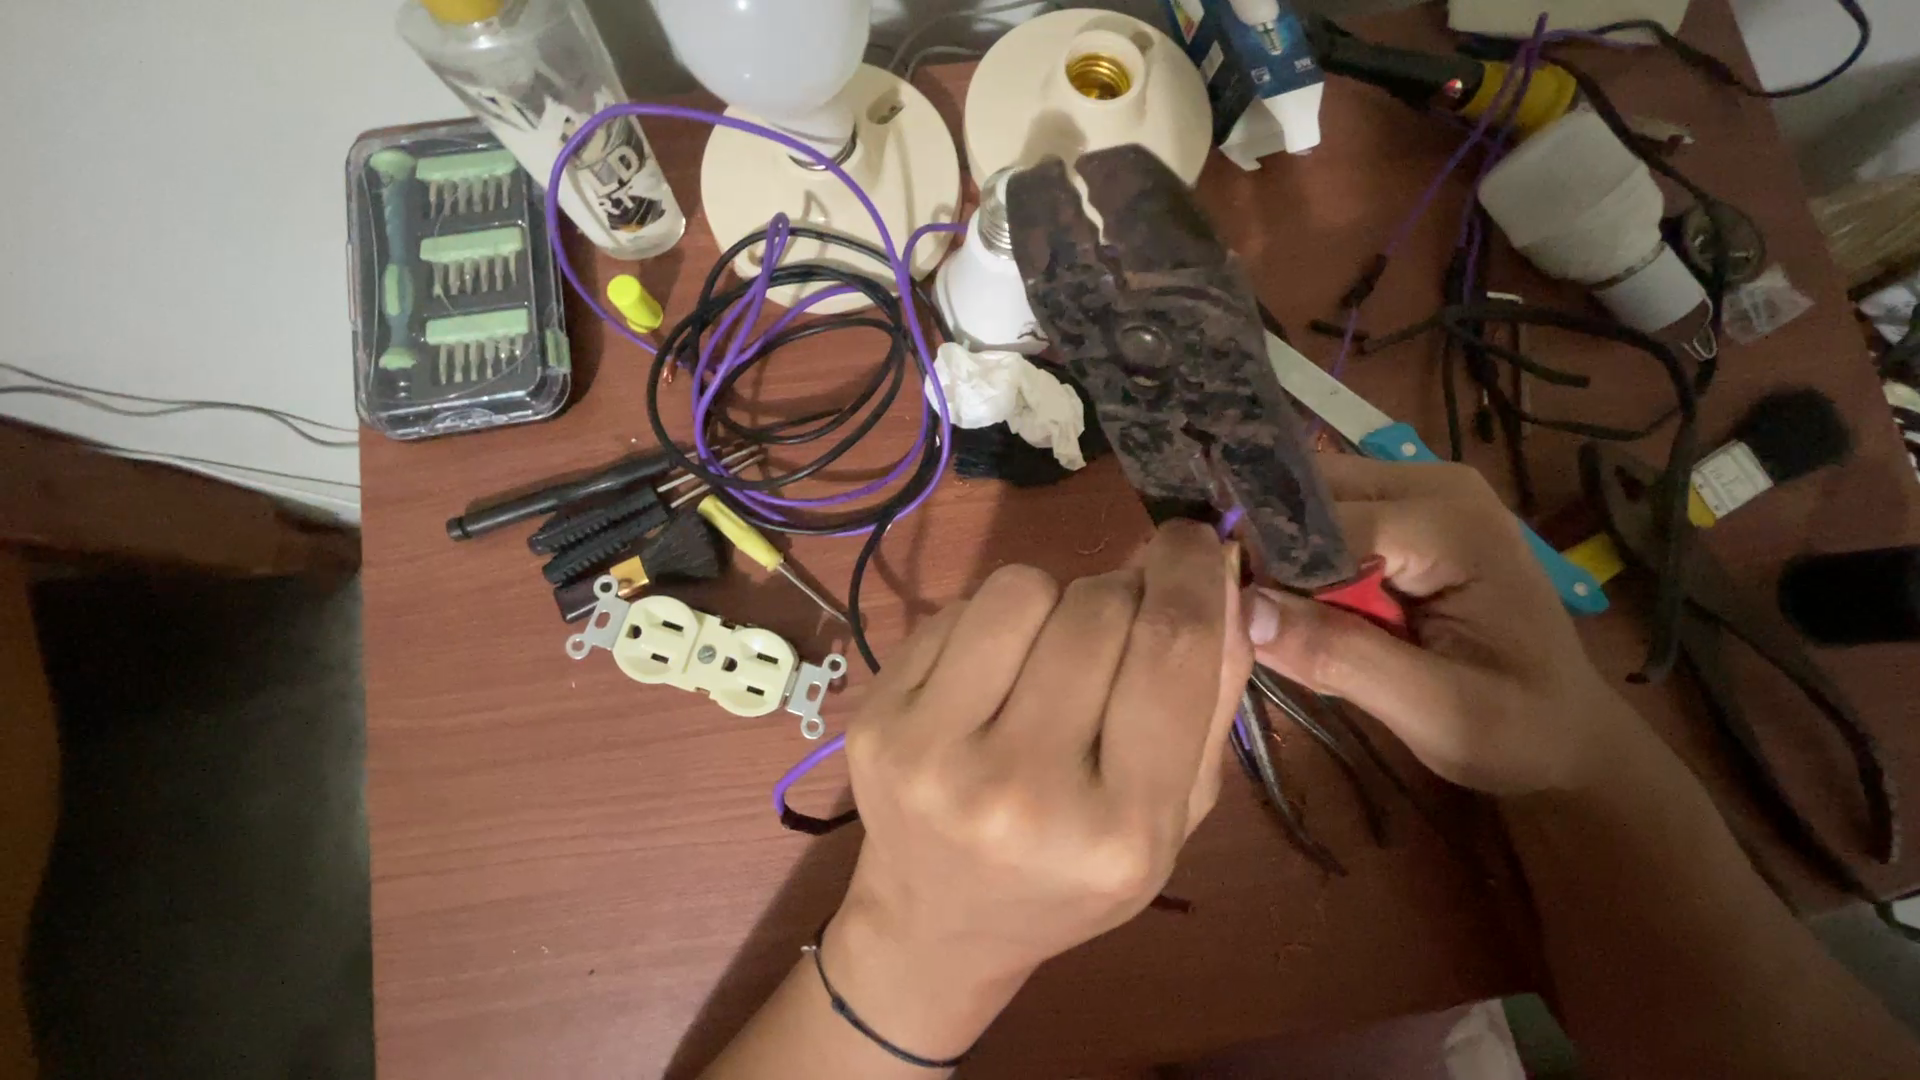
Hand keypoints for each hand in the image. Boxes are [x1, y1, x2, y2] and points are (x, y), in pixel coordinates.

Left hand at [823, 521, 1249, 1058]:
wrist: (939, 923)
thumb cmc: (1070, 876)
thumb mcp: (1173, 818)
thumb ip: (1210, 698)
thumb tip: (1220, 577)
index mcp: (1119, 829)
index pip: (1172, 649)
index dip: (1191, 573)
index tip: (1194, 540)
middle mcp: (1021, 790)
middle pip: (1096, 607)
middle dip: (1124, 592)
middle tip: (1119, 625)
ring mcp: (933, 752)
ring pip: (1020, 588)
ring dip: (1053, 600)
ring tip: (1049, 653)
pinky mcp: (877, 719)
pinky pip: (958, 608)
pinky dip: (991, 621)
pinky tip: (991, 675)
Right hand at [1244, 455, 1635, 795]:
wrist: (1565, 734)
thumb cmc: (1517, 729)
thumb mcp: (1435, 712)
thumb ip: (1342, 658)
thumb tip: (1244, 610)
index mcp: (1450, 521)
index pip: (1320, 523)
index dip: (1270, 570)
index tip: (1237, 623)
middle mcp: (1427, 484)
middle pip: (1302, 494)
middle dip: (1265, 554)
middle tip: (1250, 621)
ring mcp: (1411, 492)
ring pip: (1300, 502)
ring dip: (1275, 560)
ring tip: (1277, 620)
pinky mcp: (1395, 513)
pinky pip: (1315, 520)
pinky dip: (1293, 563)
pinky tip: (1305, 609)